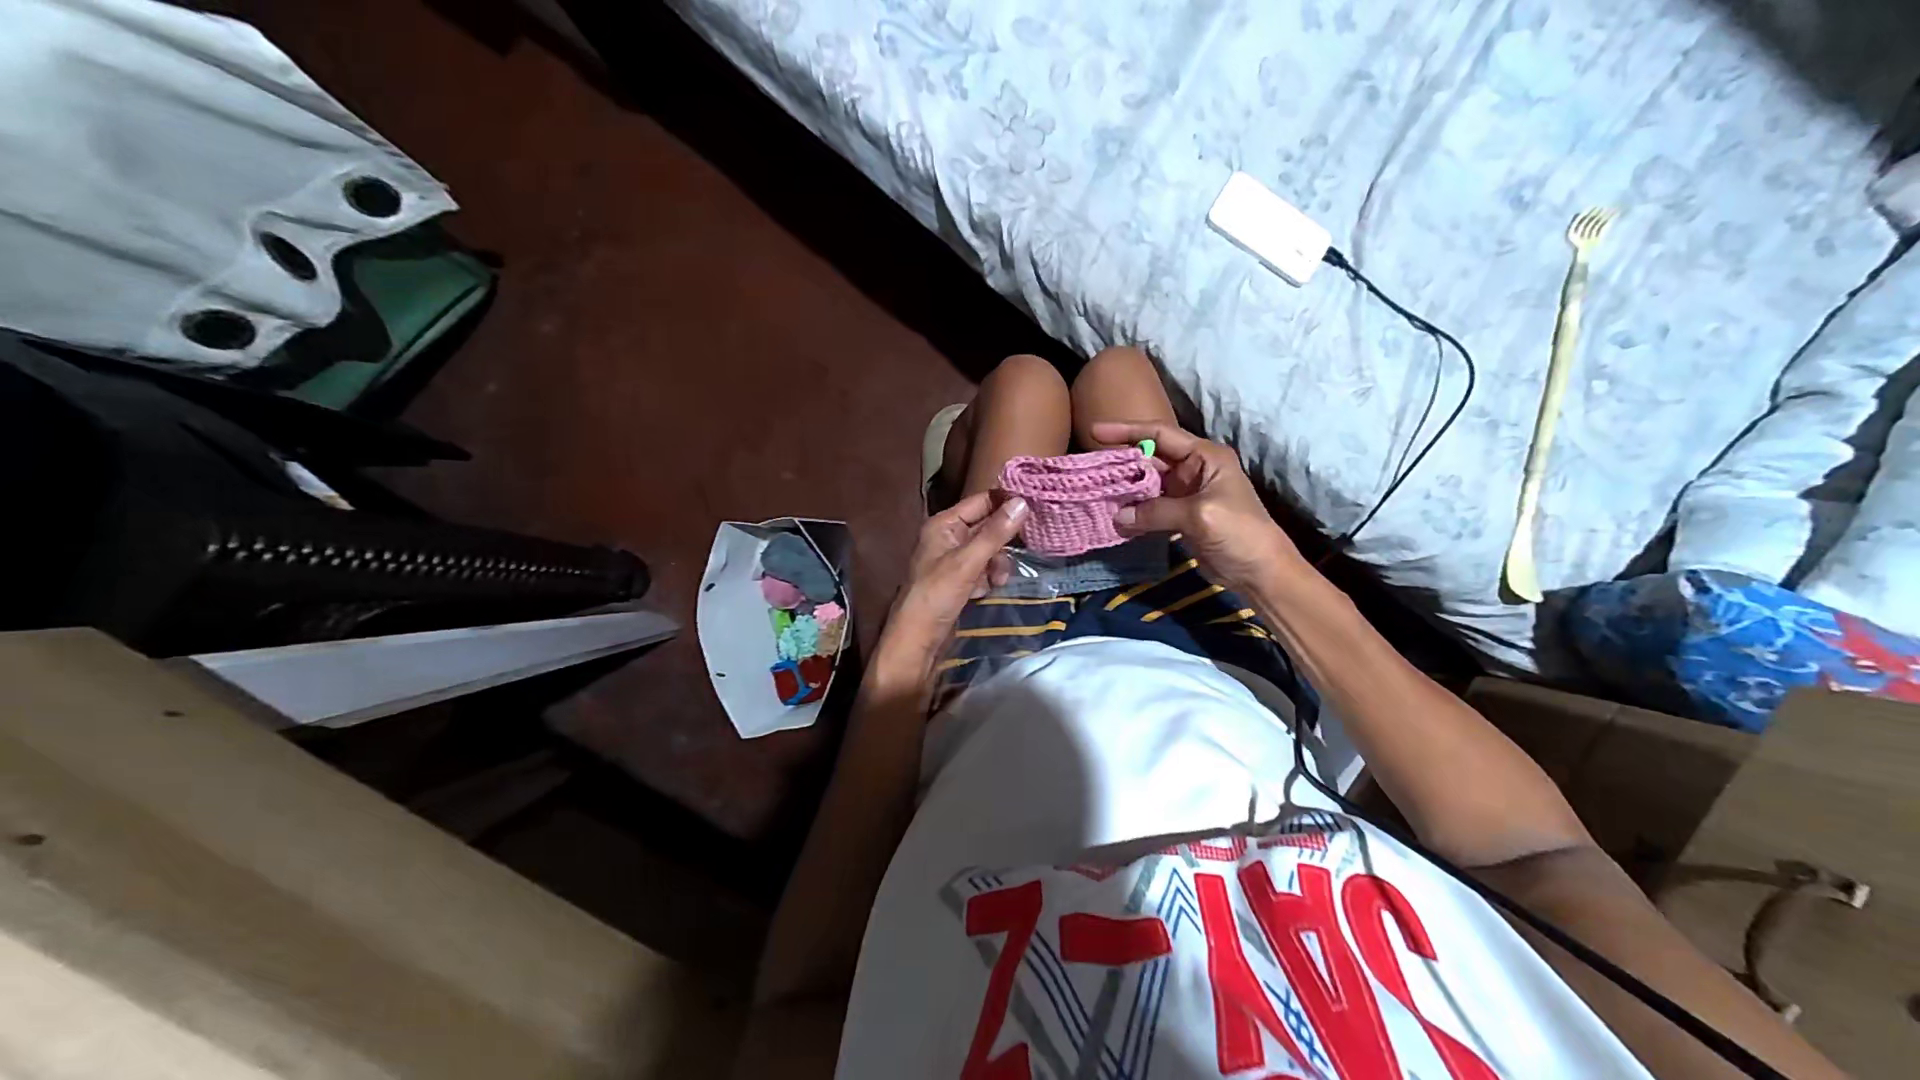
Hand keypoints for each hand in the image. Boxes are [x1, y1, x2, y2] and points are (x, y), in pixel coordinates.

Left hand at [878, 490, 1029, 667]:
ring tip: (996, 580)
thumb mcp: (968, 561)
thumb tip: (1023, 502)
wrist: (917, 639)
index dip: (1006, 503)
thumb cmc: (937, 594)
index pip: (981, 501)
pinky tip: (984, 591)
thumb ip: (995, 532)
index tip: (1035, 507)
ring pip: (990, 550)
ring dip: (997, 564)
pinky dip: (988, 578)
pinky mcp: (961, 579)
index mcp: (944, 524)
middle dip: (1003, 542)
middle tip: (1018, 551)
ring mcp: (955, 559)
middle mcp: (949, 536)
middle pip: (988, 526)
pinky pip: (984, 569)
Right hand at [1091, 420, 1305, 591]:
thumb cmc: (1239, 532)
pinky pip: (1149, 507)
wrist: (1260, 571)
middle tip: (1089, 467)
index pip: (1160, 433)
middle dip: (1121, 460)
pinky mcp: (1180, 516)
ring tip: (1095, 490)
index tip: (1095, 431)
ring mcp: (1186, 494)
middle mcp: (1193, 469)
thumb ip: (1156, 511)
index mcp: (1204, 456)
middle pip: (1150, 457)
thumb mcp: (1198, 515)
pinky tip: (1113, 514)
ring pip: (1147, 483)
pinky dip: (1132, 510)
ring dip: (1124, 488)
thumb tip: (1117, 516)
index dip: (1127, 430)